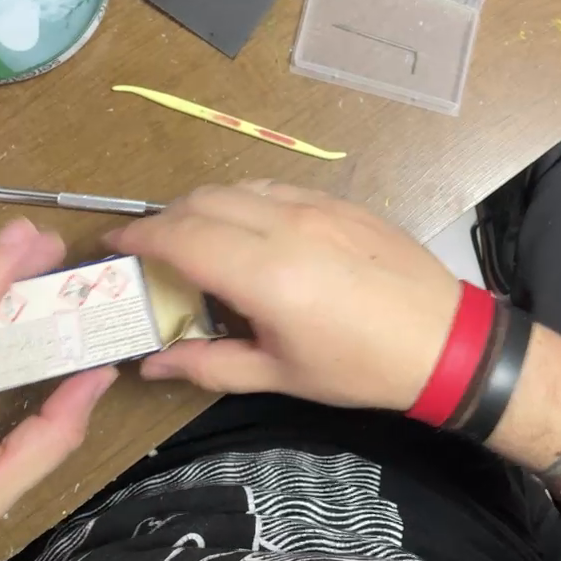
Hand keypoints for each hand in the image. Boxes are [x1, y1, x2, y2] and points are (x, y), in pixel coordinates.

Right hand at [106, 182, 461, 410]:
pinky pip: (280, 186)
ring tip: (204, 243)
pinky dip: (250, 201)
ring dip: (208, 207)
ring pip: (241, 185)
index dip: (138, 238)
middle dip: (167, 220)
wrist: (445, 341)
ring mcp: (321, 206)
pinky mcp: (345, 203)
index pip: (180, 236)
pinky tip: (257, 233)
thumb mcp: (282, 375)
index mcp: (267, 272)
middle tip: (156, 255)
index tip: (115, 249)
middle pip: (203, 200)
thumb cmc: (362, 368)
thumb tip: (151, 362)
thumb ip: (210, 365)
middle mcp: (288, 225)